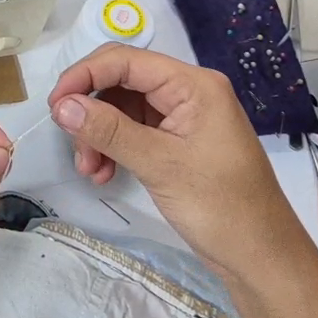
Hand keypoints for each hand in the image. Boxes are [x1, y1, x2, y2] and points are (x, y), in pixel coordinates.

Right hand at [49, 44, 297, 275]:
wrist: (262, 257)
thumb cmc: (221, 206)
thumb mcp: (160, 165)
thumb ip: (109, 131)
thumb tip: (62, 106)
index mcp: (193, 84)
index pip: (126, 60)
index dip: (85, 75)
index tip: (54, 104)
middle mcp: (187, 91)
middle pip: (121, 82)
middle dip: (91, 109)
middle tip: (70, 140)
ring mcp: (182, 116)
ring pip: (122, 108)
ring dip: (98, 135)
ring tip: (89, 170)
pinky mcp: (176, 141)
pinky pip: (133, 131)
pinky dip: (113, 148)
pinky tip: (103, 173)